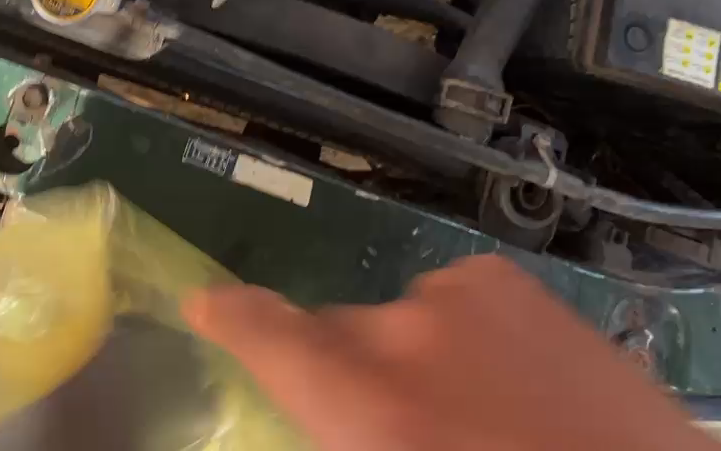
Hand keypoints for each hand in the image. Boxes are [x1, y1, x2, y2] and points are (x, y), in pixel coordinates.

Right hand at [182, 255, 720, 450]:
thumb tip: (339, 414)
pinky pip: (452, 306)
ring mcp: (462, 298)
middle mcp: (405, 334)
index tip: (204, 299)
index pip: (271, 339)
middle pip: (337, 334)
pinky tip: (516, 392)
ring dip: (416, 364)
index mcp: (376, 408)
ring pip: (399, 322)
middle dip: (352, 378)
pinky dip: (461, 342)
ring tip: (480, 423)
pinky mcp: (511, 286)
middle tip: (403, 434)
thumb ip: (357, 427)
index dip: (231, 317)